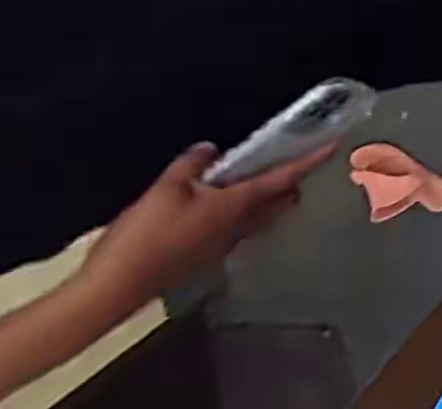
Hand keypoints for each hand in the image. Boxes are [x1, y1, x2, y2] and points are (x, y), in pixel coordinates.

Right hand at [76, 142, 335, 306]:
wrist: (106, 294)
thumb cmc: (145, 238)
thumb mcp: (164, 191)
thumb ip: (190, 166)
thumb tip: (208, 148)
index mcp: (241, 203)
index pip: (286, 176)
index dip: (311, 159)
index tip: (334, 146)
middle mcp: (243, 224)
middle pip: (282, 200)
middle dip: (291, 184)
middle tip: (285, 165)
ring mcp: (224, 245)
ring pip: (262, 217)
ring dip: (266, 202)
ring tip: (250, 186)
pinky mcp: (204, 260)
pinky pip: (236, 232)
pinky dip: (239, 218)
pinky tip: (214, 215)